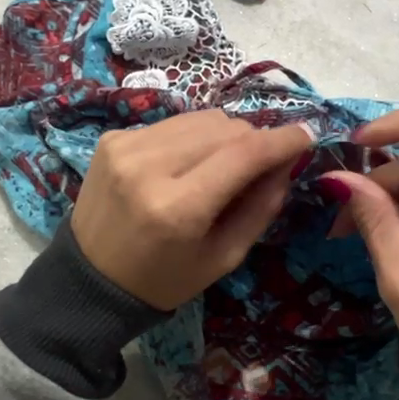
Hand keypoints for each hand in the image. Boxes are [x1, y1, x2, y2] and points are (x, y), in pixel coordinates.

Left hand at [72, 110, 312, 309]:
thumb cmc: (163, 280)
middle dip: (253, 141)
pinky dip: (190, 139)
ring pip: (200, 119)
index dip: (283, 141)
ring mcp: (125, 147)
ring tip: (222, 166)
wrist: (91, 280)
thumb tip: (288, 161)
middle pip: (225, 128)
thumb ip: (261, 207)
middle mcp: (149, 167)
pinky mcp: (111, 139)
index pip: (244, 154)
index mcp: (178, 208)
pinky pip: (172, 124)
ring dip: (223, 137)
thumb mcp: (223, 258)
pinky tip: (185, 166)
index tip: (307, 136)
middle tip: (261, 165)